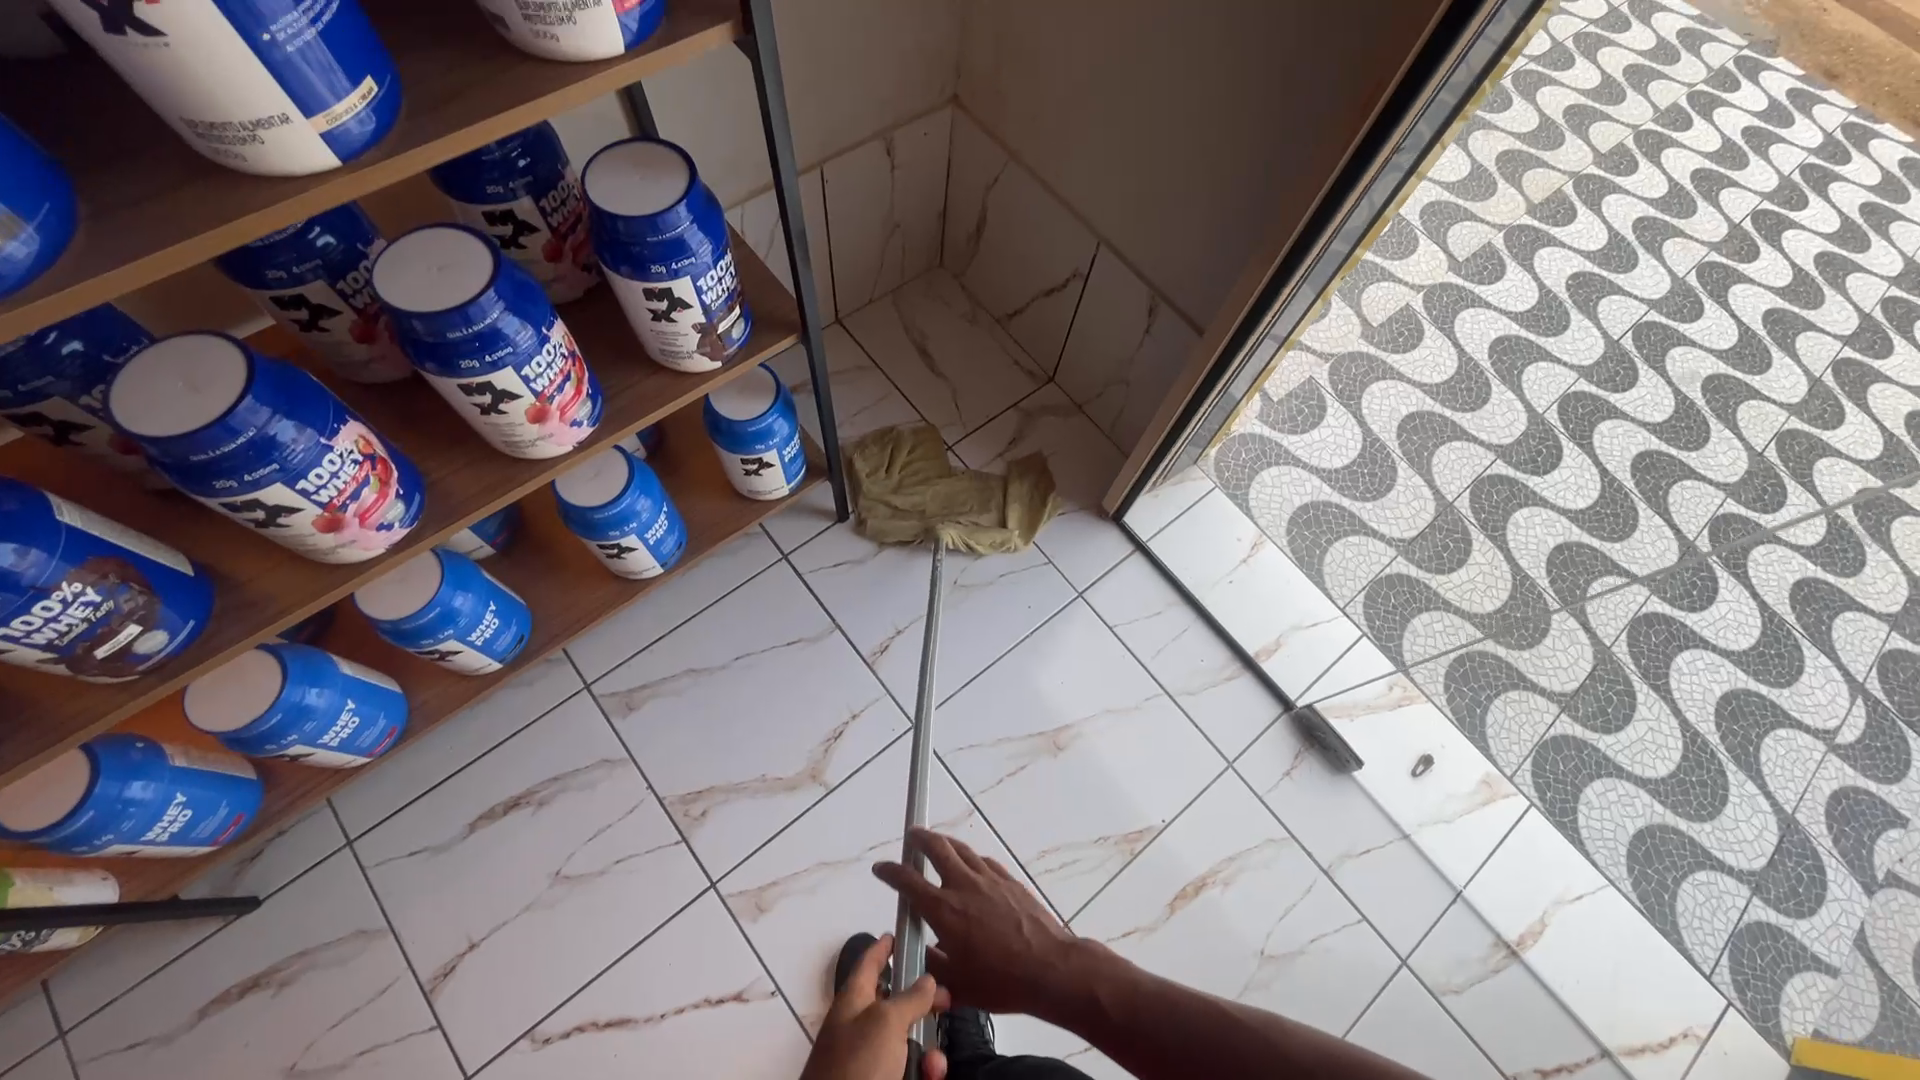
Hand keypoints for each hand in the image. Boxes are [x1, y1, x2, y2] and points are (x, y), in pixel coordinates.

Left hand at [801, 933, 949, 1079]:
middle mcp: (860, 1026)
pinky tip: (932, 1075)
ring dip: (928, 1048)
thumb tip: (927, 979)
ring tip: (935, 1063)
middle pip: (895, 1002)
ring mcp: (869, 1057)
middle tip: (945, 1000)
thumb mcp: (886, 1022)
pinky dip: (924, 1070)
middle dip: (922, 1002)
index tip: (896, 935)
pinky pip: (909, 1068)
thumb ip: (910, 998)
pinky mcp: (881, 1079)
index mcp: (854, 1000)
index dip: (883, 948)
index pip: (868, 963)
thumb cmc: (857, 1064)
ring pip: (907, 1040)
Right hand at [873, 828, 1086, 1018]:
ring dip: (945, 843)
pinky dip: (971, 859)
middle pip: (937, 847)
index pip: (907, 881)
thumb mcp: (956, 984)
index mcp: (944, 910)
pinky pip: (985, 861)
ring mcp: (989, 879)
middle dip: (920, 838)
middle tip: (911, 836)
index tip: (881, 868)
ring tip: (937, 843)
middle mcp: (963, 886)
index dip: (890, 871)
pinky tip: (972, 867)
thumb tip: (920, 952)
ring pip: (962, 849)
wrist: (1049, 968)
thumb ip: (932, 964)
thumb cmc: (1000, 981)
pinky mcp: (1010, 880)